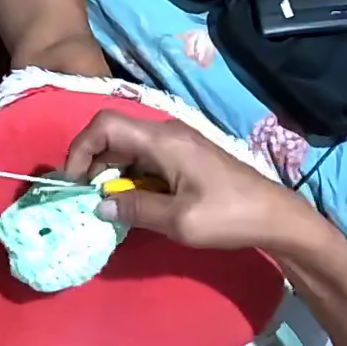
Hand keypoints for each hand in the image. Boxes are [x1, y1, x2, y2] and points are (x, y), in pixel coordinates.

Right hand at [62, 110, 326, 253]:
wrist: (273, 215)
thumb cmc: (228, 216)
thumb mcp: (178, 220)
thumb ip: (134, 209)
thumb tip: (98, 205)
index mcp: (163, 140)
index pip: (105, 125)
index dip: (80, 148)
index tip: (73, 182)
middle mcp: (166, 133)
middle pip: (114, 134)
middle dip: (92, 162)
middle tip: (85, 197)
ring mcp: (177, 143)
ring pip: (127, 147)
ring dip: (110, 171)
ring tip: (104, 203)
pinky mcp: (184, 156)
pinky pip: (144, 158)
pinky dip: (129, 175)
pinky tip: (130, 200)